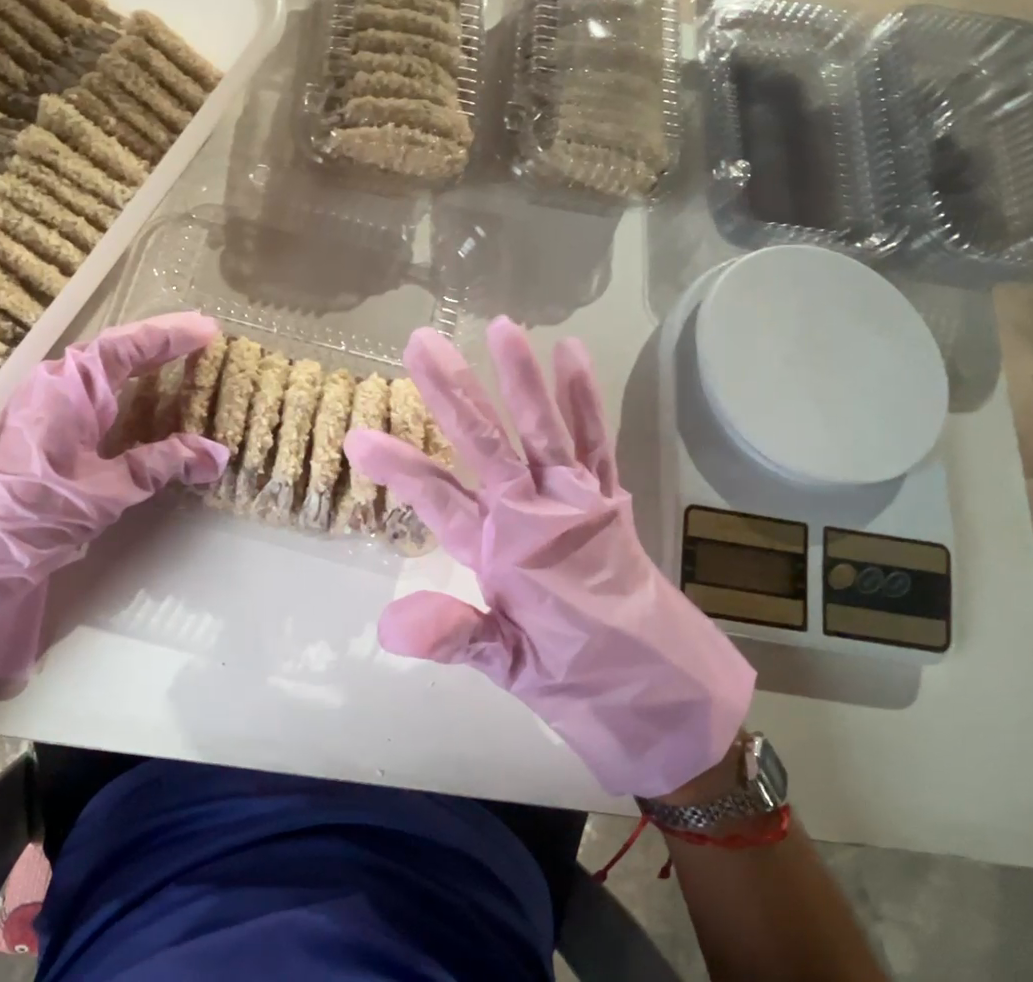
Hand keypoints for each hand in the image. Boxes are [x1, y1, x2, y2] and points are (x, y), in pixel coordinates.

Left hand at [0, 312, 229, 694]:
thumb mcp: (106, 492)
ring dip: (144, 377)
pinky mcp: (42, 439)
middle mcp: (52, 389)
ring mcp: (44, 413)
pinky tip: (149, 417)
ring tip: (186, 373)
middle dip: (159, 350)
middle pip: (114, 357)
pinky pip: (93, 408)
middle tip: (205, 345)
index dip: (168, 335)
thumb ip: (162, 466)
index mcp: (64, 387)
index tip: (209, 329)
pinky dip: (126, 406)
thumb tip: (217, 454)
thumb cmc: (32, 516)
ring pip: (103, 382)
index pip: (124, 346)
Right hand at [344, 319, 754, 797]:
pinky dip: (585, 400)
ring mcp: (582, 507)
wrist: (675, 706)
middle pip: (491, 447)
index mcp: (508, 559)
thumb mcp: (515, 672)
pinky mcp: (612, 505)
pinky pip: (598, 444)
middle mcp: (542, 521)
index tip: (357, 437)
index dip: (400, 469)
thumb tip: (387, 624)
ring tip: (503, 327)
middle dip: (456, 394)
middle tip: (422, 343)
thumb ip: (457, 637)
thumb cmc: (585, 689)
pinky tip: (571, 356)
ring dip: (524, 380)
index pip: (442, 503)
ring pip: (546, 433)